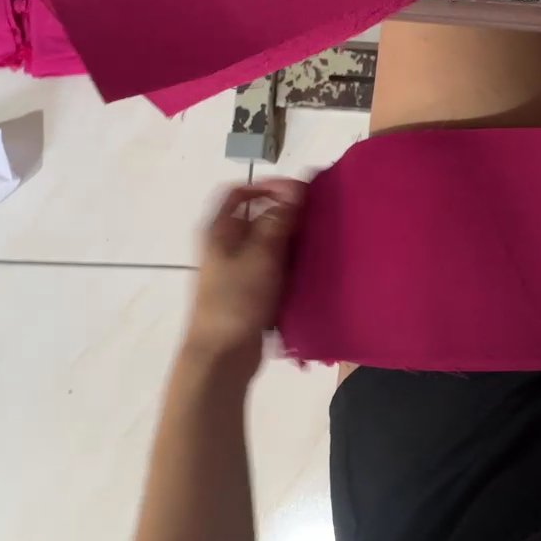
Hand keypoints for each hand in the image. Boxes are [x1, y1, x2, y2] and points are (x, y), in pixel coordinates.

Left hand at [182, 179, 305, 371]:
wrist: (222, 354)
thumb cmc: (236, 300)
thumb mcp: (261, 255)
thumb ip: (279, 220)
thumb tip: (295, 186)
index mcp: (219, 230)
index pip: (239, 193)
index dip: (267, 186)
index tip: (298, 192)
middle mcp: (227, 244)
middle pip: (259, 216)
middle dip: (289, 213)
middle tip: (319, 215)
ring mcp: (240, 266)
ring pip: (270, 241)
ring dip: (294, 238)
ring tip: (321, 239)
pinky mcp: (253, 287)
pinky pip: (276, 263)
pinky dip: (292, 260)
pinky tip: (313, 264)